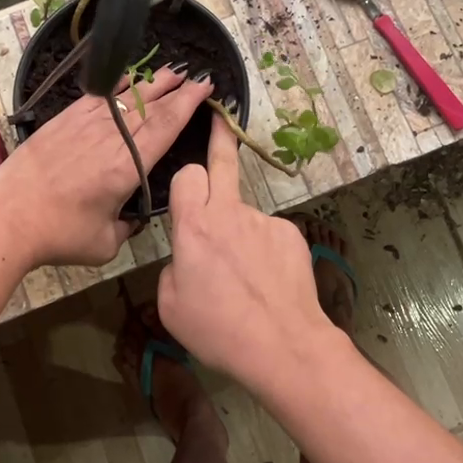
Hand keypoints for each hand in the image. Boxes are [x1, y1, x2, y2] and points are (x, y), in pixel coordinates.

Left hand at [0, 65, 212, 267]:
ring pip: (127, 97)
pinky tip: (129, 79)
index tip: (206, 87)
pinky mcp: (65, 120)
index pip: (166, 125)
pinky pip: (99, 96)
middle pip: (152, 106)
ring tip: (172, 72)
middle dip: (178, 90)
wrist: (8, 215)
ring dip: (153, 84)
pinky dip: (118, 86)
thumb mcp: (104, 243)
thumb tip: (129, 218)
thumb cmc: (59, 234)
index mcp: (128, 165)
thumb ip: (125, 228)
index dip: (189, 104)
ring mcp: (86, 124)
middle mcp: (111, 137)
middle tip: (198, 76)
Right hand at [157, 118, 338, 388]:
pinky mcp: (291, 235)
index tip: (185, 190)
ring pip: (244, 215)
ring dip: (240, 235)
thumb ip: (173, 268)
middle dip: (219, 134)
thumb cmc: (219, 329)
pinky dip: (265, 253)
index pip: (186, 175)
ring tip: (245, 282)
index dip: (184, 181)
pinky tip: (267, 285)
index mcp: (195, 226)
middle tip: (218, 116)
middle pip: (222, 160)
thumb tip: (186, 259)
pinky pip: (269, 236)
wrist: (284, 347)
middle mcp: (230, 212)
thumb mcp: (171, 305)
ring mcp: (265, 220)